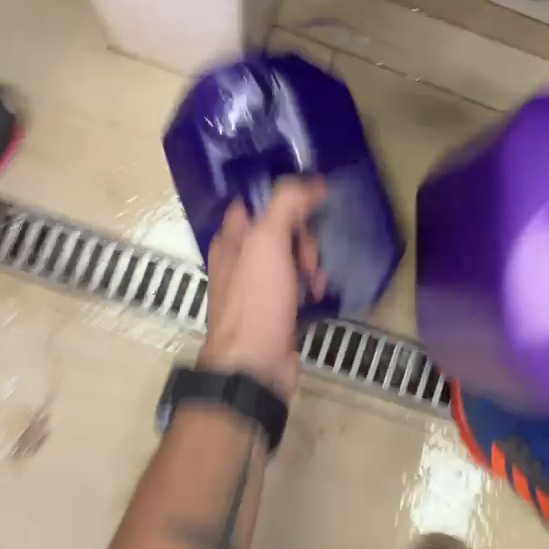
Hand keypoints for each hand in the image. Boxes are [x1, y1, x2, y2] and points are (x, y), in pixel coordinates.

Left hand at [198, 177, 327, 398]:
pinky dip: (311, 287)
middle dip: (305, 239)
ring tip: (315, 281)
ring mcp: (259, 287)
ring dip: (311, 265)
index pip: (260, 203)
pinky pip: (300, 286)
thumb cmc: (256, 301)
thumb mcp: (268, 242)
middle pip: (282, 231)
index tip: (311, 208)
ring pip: (294, 258)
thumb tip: (313, 182)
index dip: (287, 202)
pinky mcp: (277, 310)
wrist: (255, 366)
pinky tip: (317, 295)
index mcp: (231, 240)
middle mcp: (241, 260)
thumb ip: (287, 205)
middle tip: (308, 258)